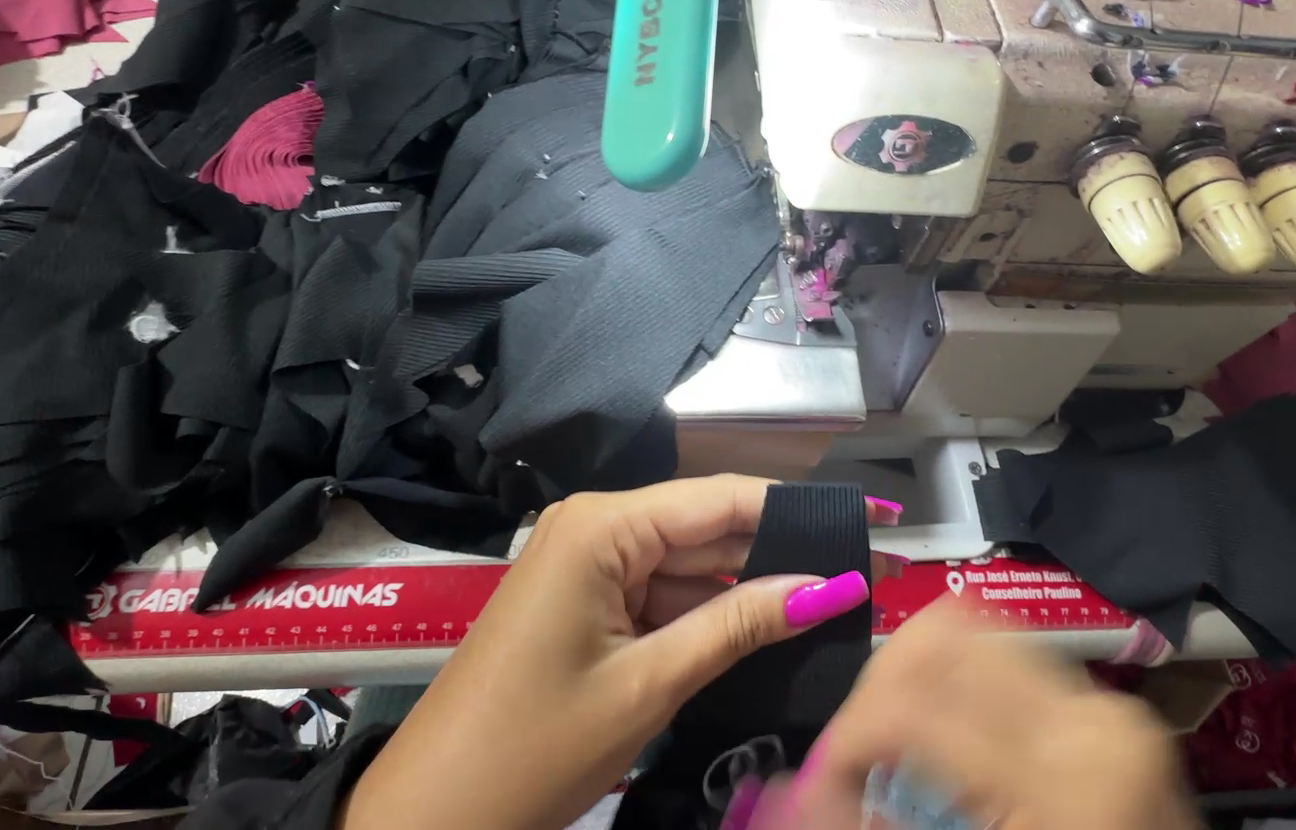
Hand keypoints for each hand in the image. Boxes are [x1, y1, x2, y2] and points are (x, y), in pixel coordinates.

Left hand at [341, 474, 898, 829]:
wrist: (431, 814)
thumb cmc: (536, 745)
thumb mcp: (650, 683)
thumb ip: (739, 624)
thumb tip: (827, 586)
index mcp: (603, 525)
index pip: (720, 498)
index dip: (794, 511)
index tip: (864, 525)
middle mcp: (595, 524)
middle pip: (705, 527)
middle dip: (777, 553)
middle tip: (858, 574)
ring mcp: (587, 561)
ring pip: (686, 563)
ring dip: (745, 587)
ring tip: (826, 603)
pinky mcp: (585, 596)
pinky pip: (658, 590)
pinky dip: (704, 612)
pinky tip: (761, 627)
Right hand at [741, 599, 1198, 829]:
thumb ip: (877, 818)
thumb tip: (788, 795)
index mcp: (1062, 781)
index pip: (910, 711)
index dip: (844, 740)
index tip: (817, 781)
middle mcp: (1089, 717)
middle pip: (937, 636)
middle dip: (875, 686)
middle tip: (856, 747)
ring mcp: (1104, 704)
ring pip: (967, 627)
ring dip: (912, 673)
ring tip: (896, 737)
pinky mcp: (1106, 706)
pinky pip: (1003, 654)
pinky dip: (954, 679)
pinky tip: (945, 733)